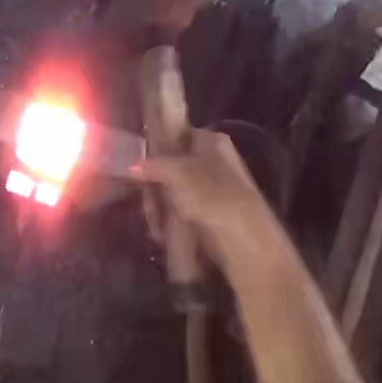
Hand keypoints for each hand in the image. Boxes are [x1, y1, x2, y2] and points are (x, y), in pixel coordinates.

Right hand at [142, 129, 281, 271]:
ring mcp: (210, 188)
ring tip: (156, 225)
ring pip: (170, 189)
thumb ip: (156, 166)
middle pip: (168, 165)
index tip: (137, 168)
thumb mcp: (183, 176)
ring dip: (157, 207)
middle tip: (149, 206)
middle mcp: (212, 161)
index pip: (175, 134)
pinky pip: (177, 209)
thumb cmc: (219, 203)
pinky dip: (167, 219)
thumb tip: (132, 166)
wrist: (249, 247)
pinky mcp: (208, 213)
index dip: (154, 149)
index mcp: (213, 143)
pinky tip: (163, 232)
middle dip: (153, 186)